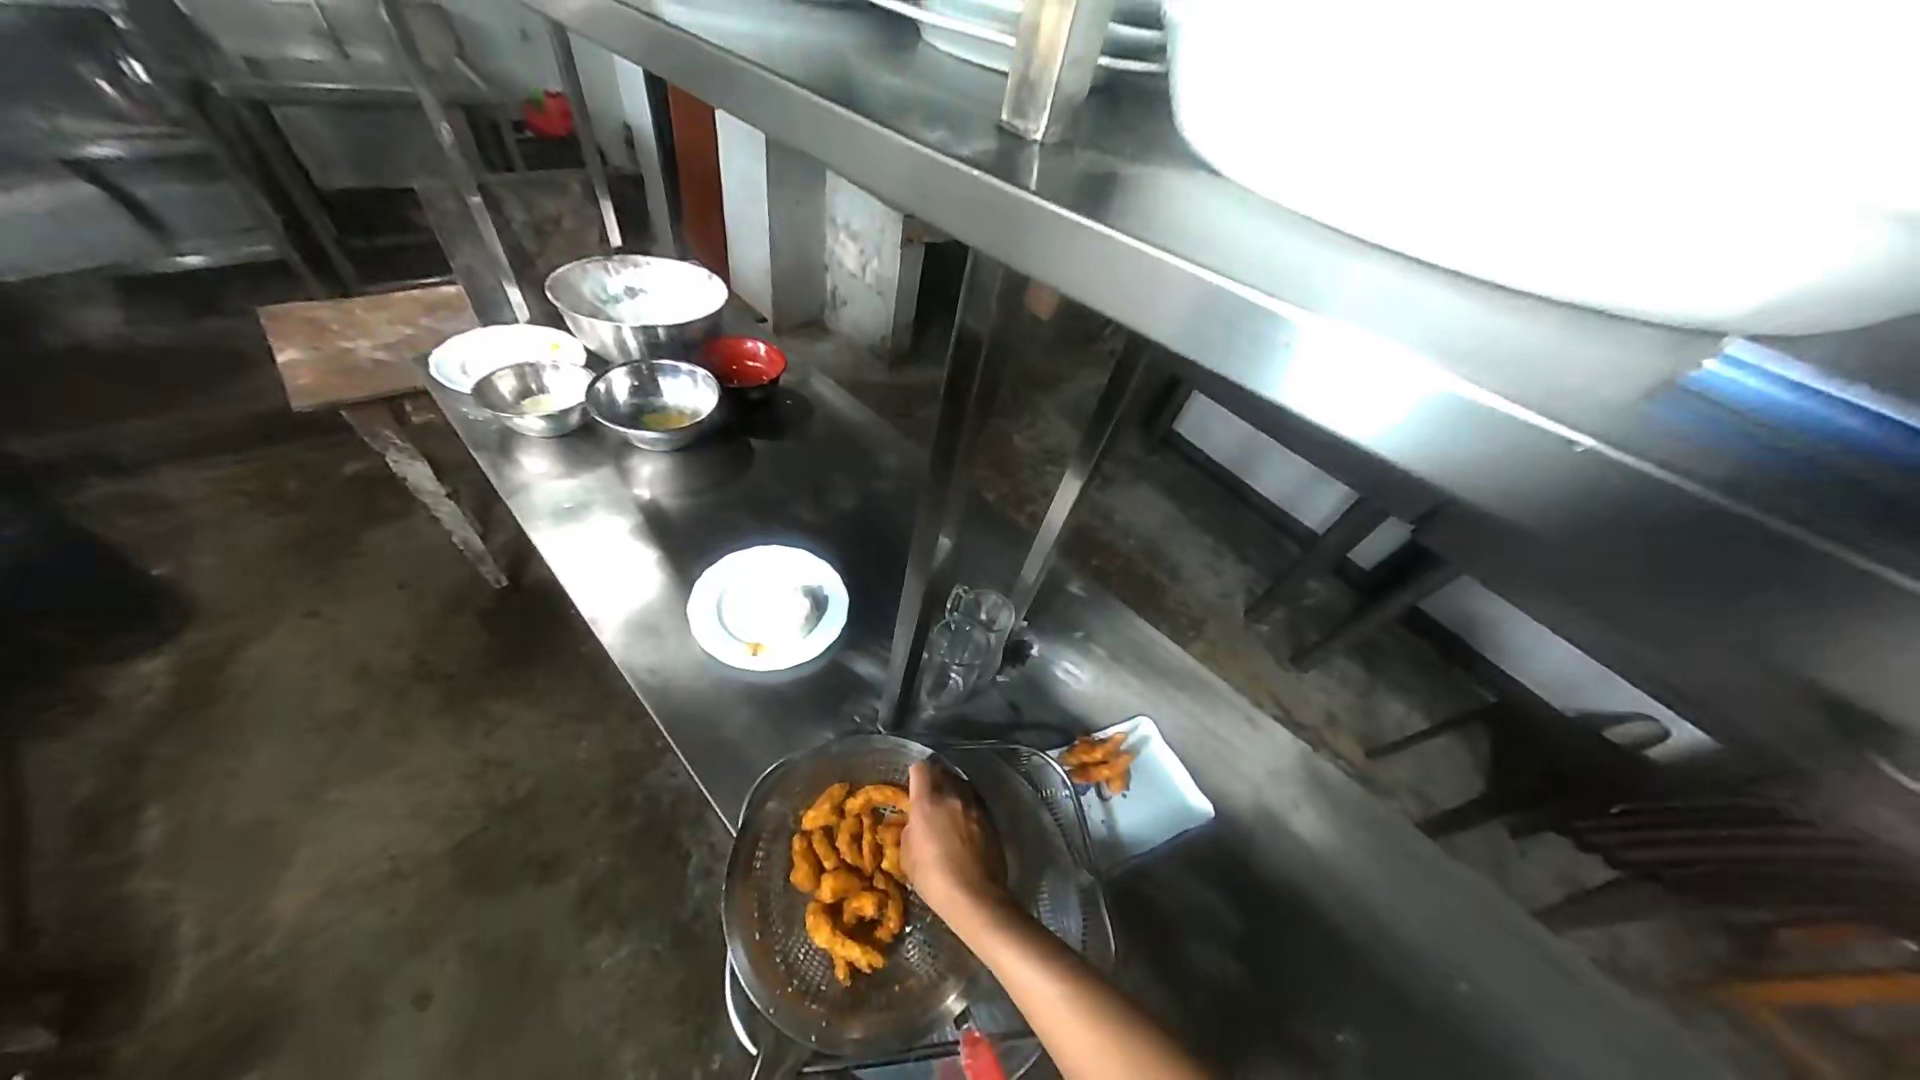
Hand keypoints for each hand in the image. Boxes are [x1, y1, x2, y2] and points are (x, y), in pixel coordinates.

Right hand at [903, 761, 1006, 918]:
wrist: (975, 897)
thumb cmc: (934, 879)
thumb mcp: (908, 857)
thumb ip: (910, 830)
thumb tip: (915, 822)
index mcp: (928, 802)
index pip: (921, 768)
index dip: (916, 773)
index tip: (914, 785)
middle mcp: (953, 796)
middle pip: (944, 773)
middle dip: (936, 781)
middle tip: (930, 799)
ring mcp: (975, 806)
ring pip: (962, 787)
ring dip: (954, 794)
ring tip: (949, 812)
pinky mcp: (991, 820)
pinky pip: (975, 804)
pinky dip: (968, 810)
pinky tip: (966, 829)